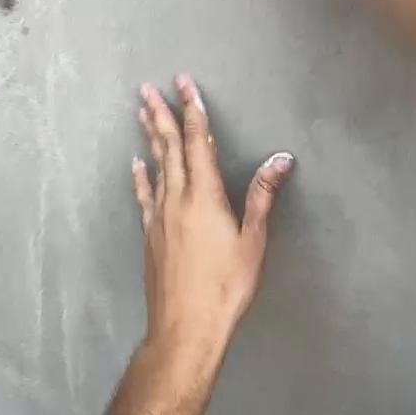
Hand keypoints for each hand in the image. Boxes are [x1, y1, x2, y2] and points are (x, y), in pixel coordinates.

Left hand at [131, 76, 294, 363]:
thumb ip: (262, 196)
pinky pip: (144, 195)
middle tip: (149, 87)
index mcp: (204, 195)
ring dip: (149, 135)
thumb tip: (280, 158)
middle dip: (162, 114)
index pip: (198, 142)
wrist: (185, 330)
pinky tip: (135, 163)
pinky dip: (140, 175)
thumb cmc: (225, 287)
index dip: (193, 110)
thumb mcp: (253, 241)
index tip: (185, 84)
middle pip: (169, 147)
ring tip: (141, 111)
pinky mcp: (150, 235)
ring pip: (154, 165)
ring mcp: (160, 216)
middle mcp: (177, 198)